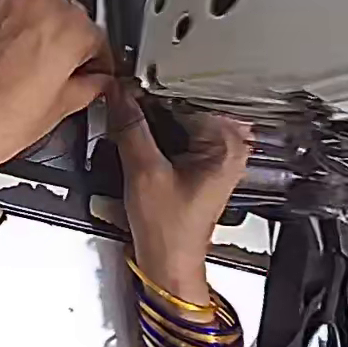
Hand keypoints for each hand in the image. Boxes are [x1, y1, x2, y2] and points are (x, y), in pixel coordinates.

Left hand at [0, 0, 111, 193]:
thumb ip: (87, 88)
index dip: (101, 62)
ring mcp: (3, 6)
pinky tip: (11, 70)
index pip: (100, 37)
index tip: (99, 76)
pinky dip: (16, 36)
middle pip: (71, 19)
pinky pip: (9, 18)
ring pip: (39, 15)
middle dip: (74, 47)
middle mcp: (35, 6)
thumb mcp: (55, 112)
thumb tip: (96, 83)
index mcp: (65, 27)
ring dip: (44, 39)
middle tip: (71, 79)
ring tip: (36, 78)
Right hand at [109, 83, 250, 302]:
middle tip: (126, 92)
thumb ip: (131, 127)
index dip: (156, 88)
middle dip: (155, 97)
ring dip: (155, 111)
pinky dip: (159, 126)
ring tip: (130, 106)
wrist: (168, 262)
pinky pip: (180, 130)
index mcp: (226, 144)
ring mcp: (217, 154)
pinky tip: (141, 126)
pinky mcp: (202, 161)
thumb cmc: (169, 231)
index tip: (130, 84)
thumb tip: (119, 94)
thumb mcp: (144, 172)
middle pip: (188, 102)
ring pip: (182, 115)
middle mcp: (228, 146)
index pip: (190, 96)